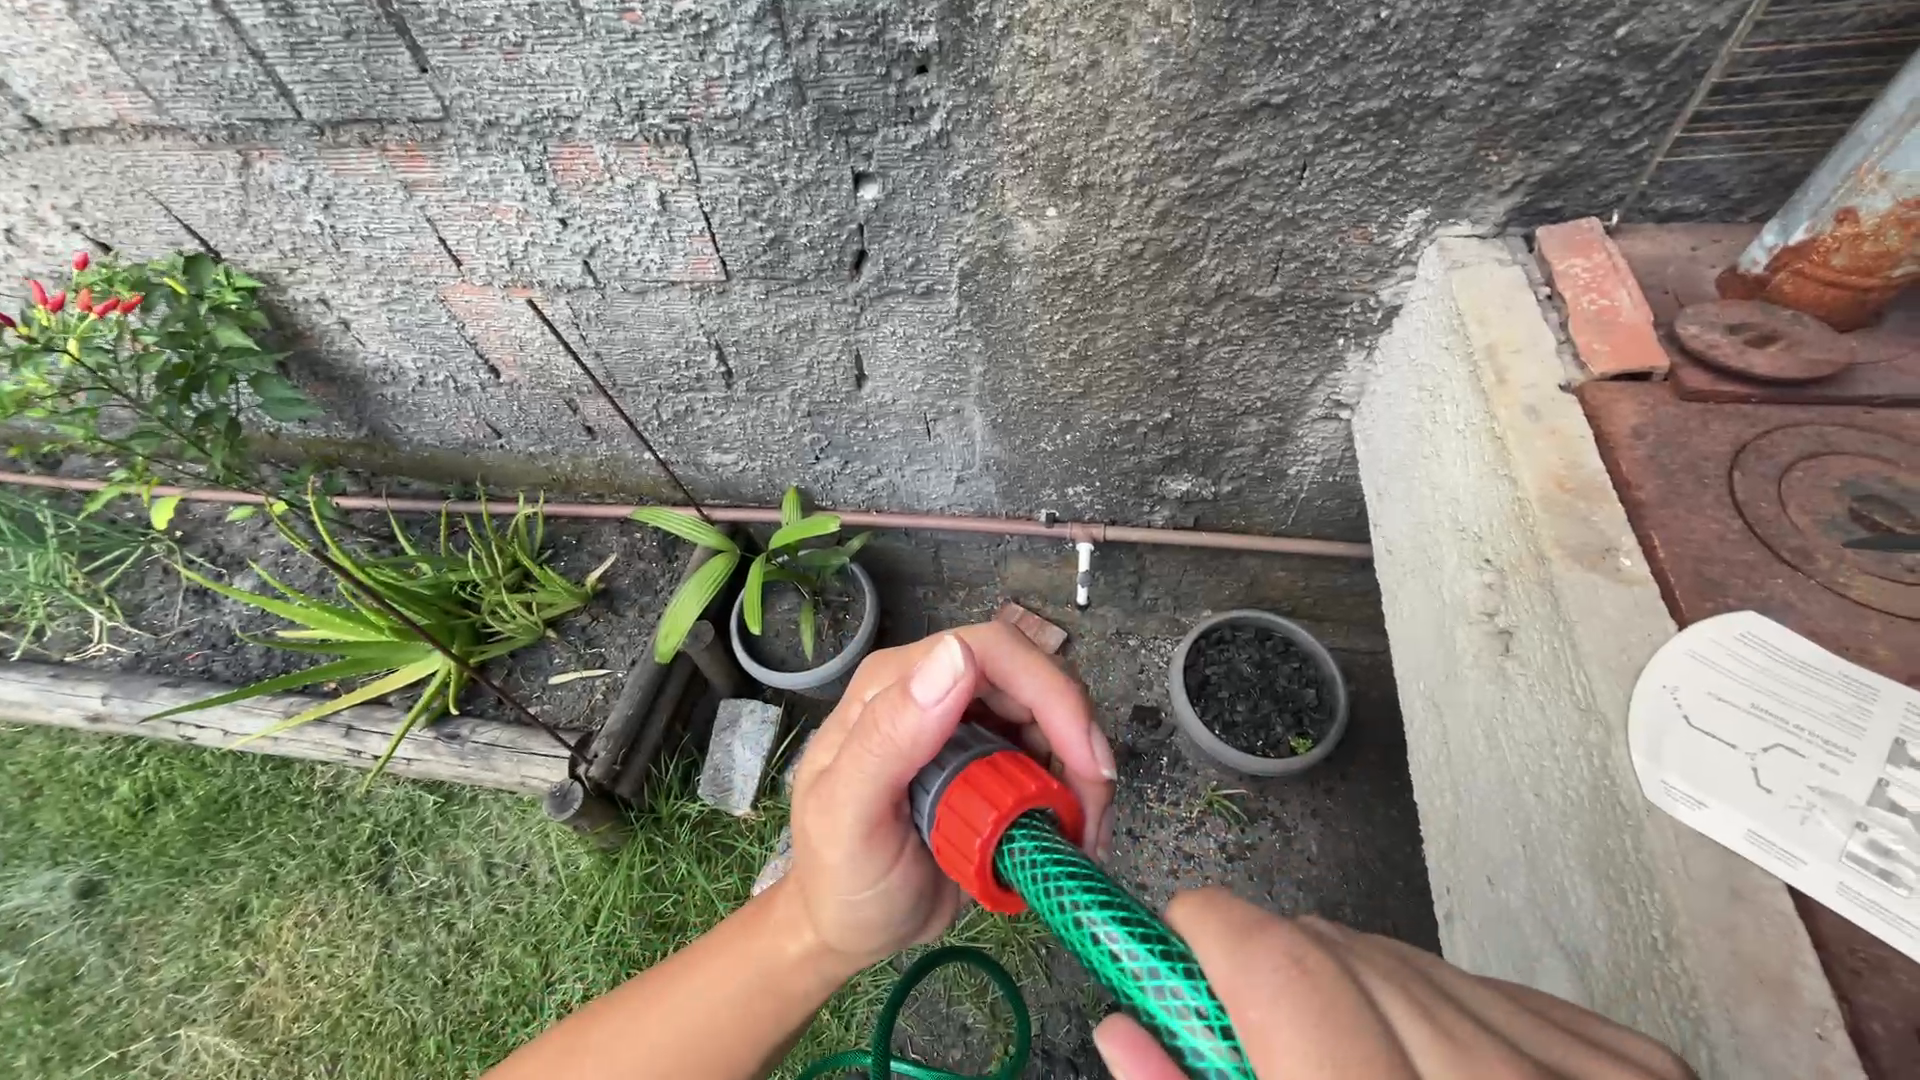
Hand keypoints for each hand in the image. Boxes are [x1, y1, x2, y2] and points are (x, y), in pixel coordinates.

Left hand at [784, 622, 1117, 971]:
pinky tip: (1072, 832)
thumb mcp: (848, 813)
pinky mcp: (992, 758)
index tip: (1083, 762)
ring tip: (1082, 833)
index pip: (992, 652)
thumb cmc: (838, 874)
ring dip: (1080, 769)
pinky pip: (1050, 752)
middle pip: (1033, 678)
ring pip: (1051, 714)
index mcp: (896, 683)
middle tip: (1092, 812)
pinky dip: (1073, 788)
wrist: (847, 923)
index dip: (1050, 693)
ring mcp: (967, 722)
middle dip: (1077, 736)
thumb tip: (956, 653)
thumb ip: (889, 735)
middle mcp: (936, 688)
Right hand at [1094, 888, 1694, 1079]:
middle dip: (1273, 974)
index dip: (1211, 933)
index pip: (1288, 969)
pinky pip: (1488, 987)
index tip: (1182, 950)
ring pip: (1403, 957)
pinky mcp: (1644, 1065)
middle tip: (1266, 1044)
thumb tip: (1121, 1031)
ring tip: (1365, 1078)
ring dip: (1354, 992)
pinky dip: (1439, 1013)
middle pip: (1335, 950)